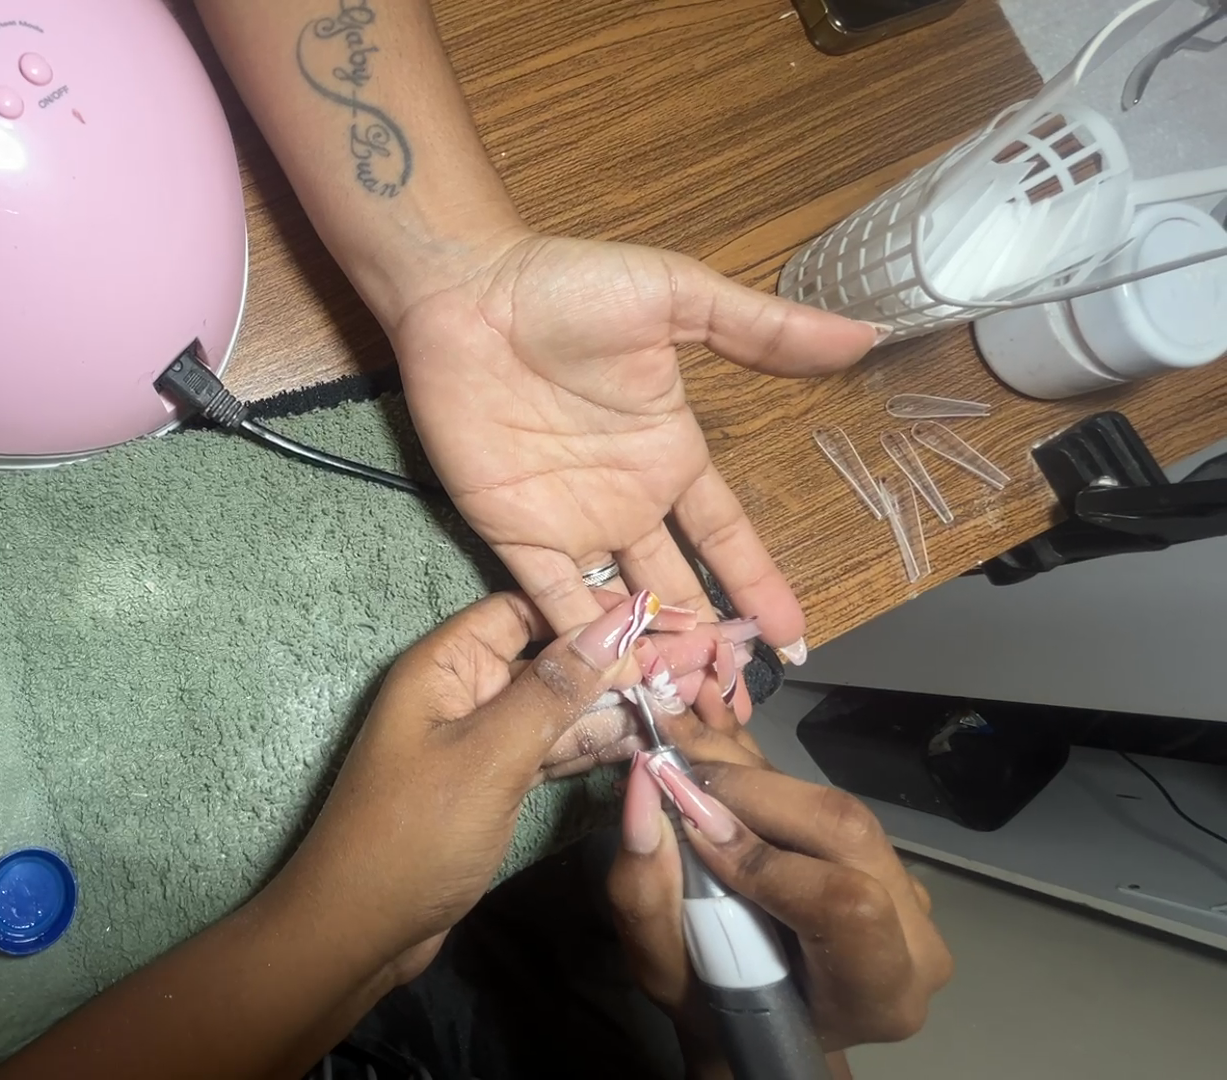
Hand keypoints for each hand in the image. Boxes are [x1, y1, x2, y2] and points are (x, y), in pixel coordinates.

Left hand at [267, 590, 662, 981]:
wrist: (365, 923)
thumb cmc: (418, 829)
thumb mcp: (490, 754)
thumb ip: (553, 690)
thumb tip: (616, 623)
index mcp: (444, 664)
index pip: (520, 612)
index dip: (586, 610)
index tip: (660, 616)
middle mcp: (460, 690)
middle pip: (543, 660)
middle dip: (611, 661)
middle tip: (697, 664)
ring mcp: (476, 738)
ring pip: (551, 708)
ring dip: (609, 706)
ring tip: (687, 698)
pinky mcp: (491, 780)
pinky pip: (546, 748)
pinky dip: (587, 746)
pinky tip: (642, 739)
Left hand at [392, 231, 881, 659]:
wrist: (469, 300)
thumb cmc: (567, 292)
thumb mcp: (677, 299)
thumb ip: (760, 330)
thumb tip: (868, 336)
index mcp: (669, 457)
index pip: (724, 538)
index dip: (756, 586)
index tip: (793, 640)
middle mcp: (622, 502)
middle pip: (673, 587)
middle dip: (703, 643)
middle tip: (734, 704)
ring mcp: (565, 521)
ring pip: (615, 604)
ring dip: (647, 653)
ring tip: (683, 707)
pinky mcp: (508, 530)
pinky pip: (549, 597)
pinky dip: (578, 638)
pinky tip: (611, 679)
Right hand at [607, 709, 952, 1066]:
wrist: (753, 1004)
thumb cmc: (709, 1001)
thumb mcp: (658, 966)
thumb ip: (646, 890)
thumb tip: (643, 791)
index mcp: (874, 991)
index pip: (845, 905)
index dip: (761, 858)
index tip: (685, 827)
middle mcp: (912, 935)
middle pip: (842, 828)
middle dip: (743, 787)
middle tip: (667, 766)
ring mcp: (899, 882)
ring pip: (826, 796)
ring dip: (739, 763)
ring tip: (674, 741)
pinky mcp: (868, 844)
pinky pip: (810, 786)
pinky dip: (746, 756)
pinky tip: (699, 735)